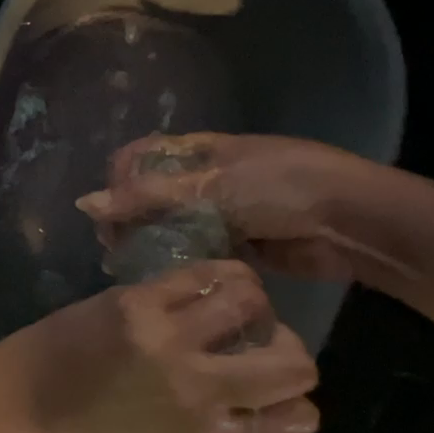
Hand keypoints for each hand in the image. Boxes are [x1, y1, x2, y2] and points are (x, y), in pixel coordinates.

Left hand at [0, 259, 319, 432]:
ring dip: (256, 301)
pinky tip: (213, 279)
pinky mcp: (142, 302)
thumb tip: (261, 398)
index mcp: (201, 429)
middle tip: (269, 337)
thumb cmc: (91, 419)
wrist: (29, 391)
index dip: (301, 406)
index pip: (287, 422)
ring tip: (235, 302)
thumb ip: (213, 418)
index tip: (295, 394)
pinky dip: (222, 274)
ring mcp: (169, 340)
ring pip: (252, 304)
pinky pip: (207, 275)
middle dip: (294, 351)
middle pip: (289, 364)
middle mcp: (196, 388)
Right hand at [75, 132, 391, 281]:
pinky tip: (166, 282)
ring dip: (151, 245)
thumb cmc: (280, 187)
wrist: (349, 221)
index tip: (107, 218)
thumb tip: (84, 205)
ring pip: (169, 226)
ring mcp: (220, 211)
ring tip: (134, 271)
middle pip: (148, 196)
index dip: (116, 184)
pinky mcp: (235, 243)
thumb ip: (148, 196)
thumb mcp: (211, 185)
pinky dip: (180, 263)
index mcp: (197, 150)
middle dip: (128, 221)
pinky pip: (195, 251)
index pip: (137, 159)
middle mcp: (203, 178)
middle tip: (116, 252)